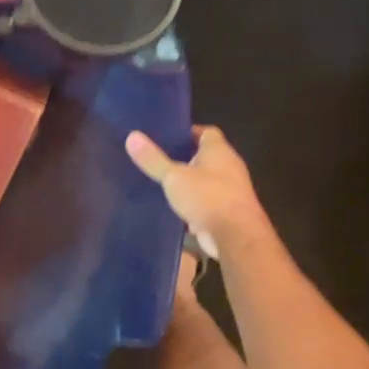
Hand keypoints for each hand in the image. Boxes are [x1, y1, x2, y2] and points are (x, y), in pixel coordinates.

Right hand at [126, 126, 265, 250]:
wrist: (237, 236)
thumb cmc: (207, 197)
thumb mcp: (173, 177)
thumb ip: (153, 159)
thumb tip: (132, 136)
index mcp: (219, 151)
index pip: (206, 132)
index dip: (187, 133)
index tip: (167, 138)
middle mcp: (229, 167)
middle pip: (206, 157)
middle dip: (185, 159)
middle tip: (159, 160)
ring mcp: (231, 191)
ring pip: (206, 181)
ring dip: (189, 184)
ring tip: (163, 184)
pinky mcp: (228, 213)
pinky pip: (207, 203)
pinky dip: (194, 205)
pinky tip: (174, 209)